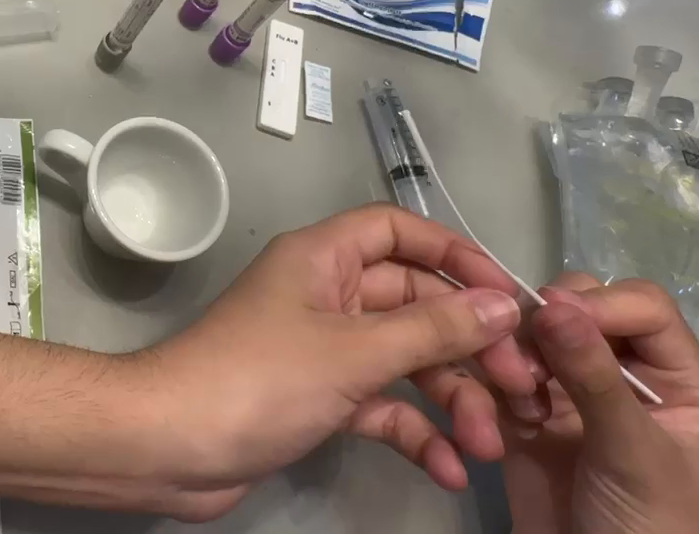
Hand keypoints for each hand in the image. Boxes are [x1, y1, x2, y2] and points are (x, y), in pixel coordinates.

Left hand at [130, 203, 549, 520]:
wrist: (177, 441)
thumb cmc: (262, 378)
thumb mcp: (352, 351)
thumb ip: (431, 329)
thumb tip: (501, 304)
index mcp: (321, 257)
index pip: (394, 230)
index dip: (451, 253)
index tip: (509, 298)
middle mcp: (323, 291)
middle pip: (411, 299)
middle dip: (467, 342)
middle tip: (521, 391)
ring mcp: (321, 345)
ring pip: (403, 355)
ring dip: (451, 396)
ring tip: (489, 445)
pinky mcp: (318, 394)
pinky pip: (382, 402)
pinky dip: (415, 430)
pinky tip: (449, 469)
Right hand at [422, 275, 698, 533]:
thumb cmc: (650, 531)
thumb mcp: (634, 457)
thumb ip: (595, 377)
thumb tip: (553, 302)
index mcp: (677, 383)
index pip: (642, 306)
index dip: (601, 304)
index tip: (553, 318)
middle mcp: (623, 375)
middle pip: (577, 306)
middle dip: (544, 324)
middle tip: (525, 357)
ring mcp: (569, 389)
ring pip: (528, 330)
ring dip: (512, 352)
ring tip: (512, 392)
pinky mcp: (522, 407)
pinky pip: (496, 364)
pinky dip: (490, 379)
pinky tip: (496, 414)